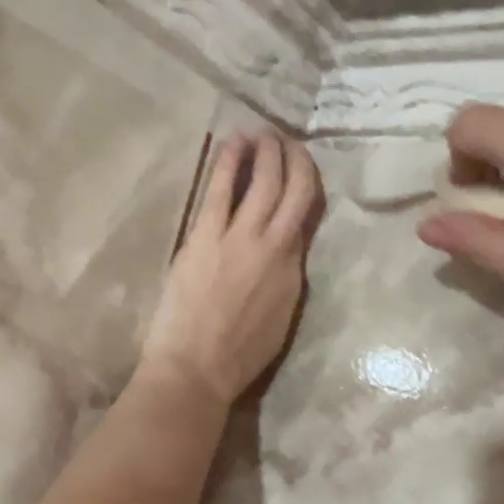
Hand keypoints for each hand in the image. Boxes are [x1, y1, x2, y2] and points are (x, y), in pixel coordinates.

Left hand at [140, 131, 318, 403]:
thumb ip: (284, 283)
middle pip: (294, 191)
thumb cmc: (236, 358)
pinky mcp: (206, 236)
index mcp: (294, 272)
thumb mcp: (278, 320)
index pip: (306, 220)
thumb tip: (283, 258)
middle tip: (287, 142)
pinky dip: (229, 162)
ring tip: (263, 134)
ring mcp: (241, 238)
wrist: (197, 369)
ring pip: (263, 182)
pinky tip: (233, 142)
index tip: (302, 174)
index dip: (306, 190)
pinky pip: (221, 189)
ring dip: (266, 152)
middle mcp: (276, 247)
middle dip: (294, 160)